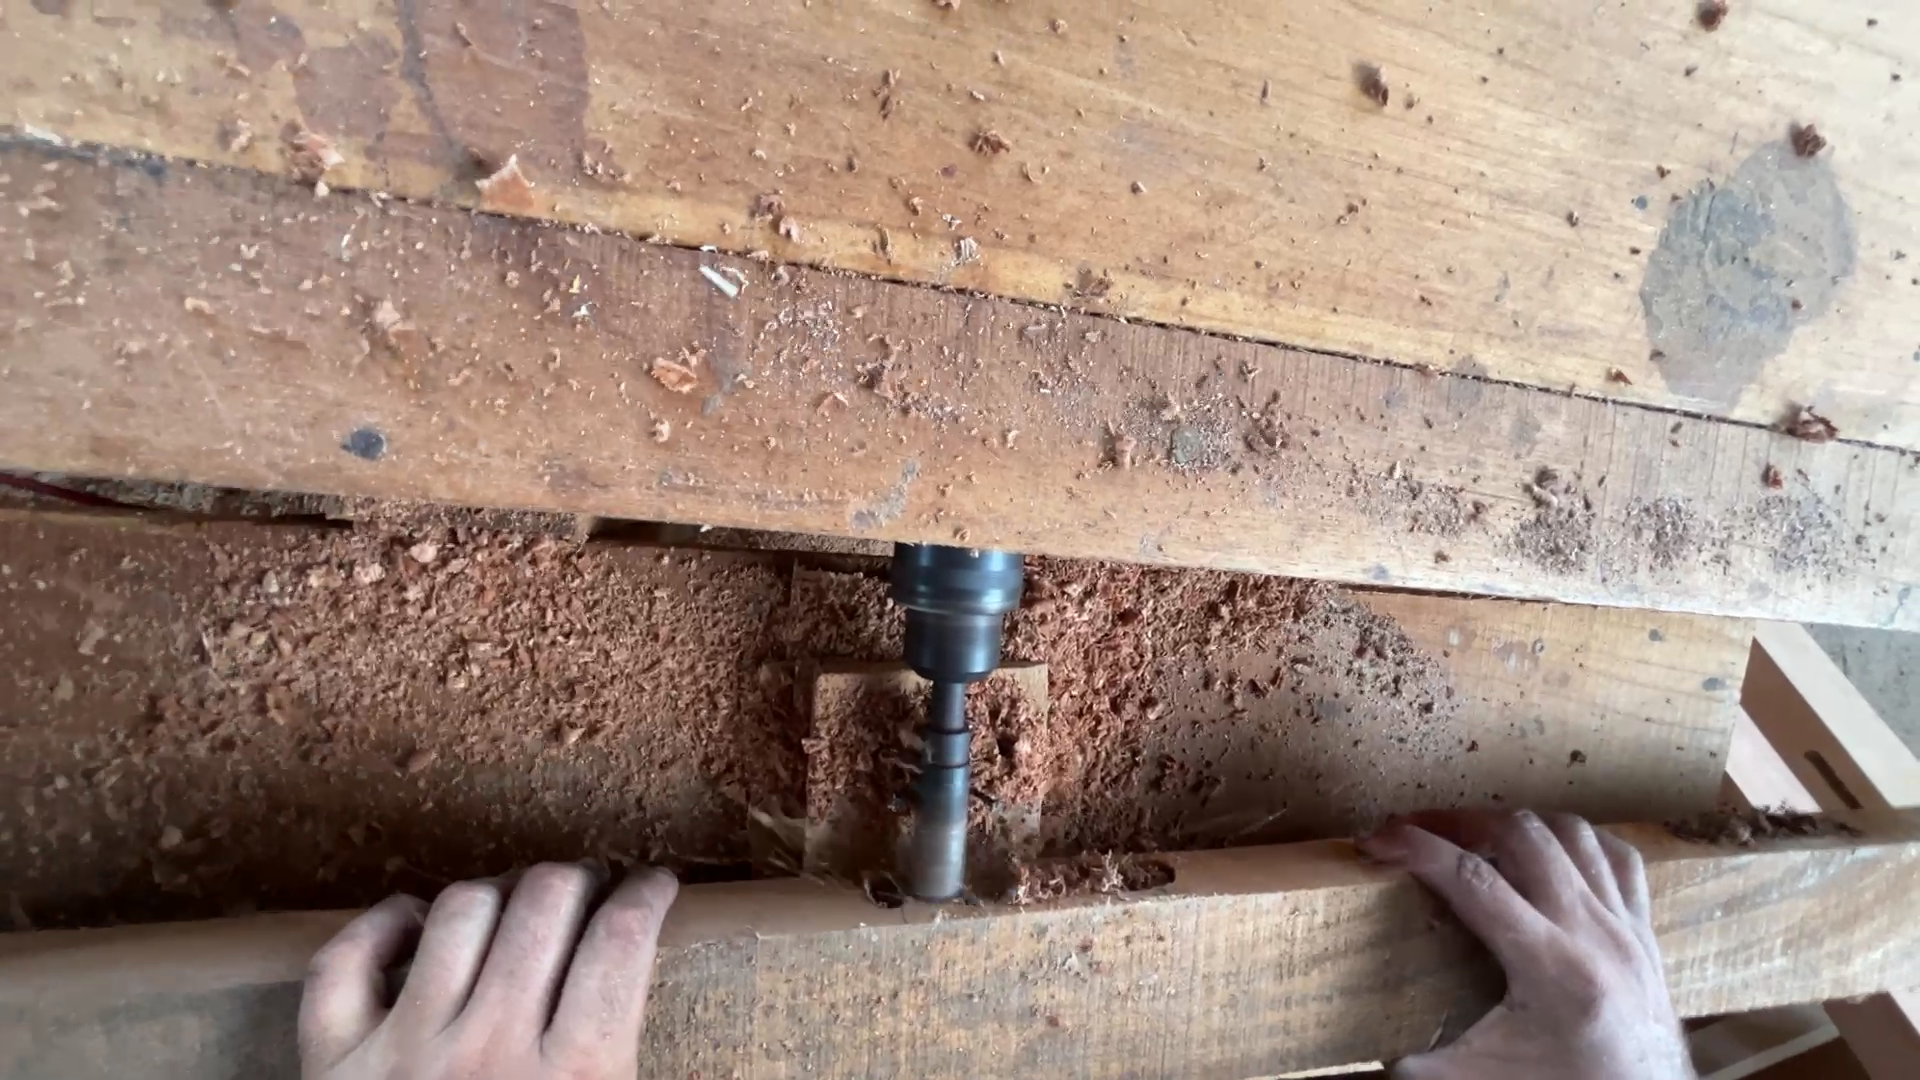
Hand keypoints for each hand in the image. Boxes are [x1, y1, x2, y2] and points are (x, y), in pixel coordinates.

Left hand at [299, 863, 678, 1079]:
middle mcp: (489, 1049)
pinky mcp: (328, 1068)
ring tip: (517, 913)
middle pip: (549, 899)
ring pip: (460, 910)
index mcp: (575, 1075)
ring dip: (501, 892)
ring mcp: (400, 1054)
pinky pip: (342, 961)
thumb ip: (636, 1063)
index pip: (624, 934)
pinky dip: (381, 926)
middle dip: (582, 878)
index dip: (650, 890)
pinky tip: (418, 928)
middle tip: (591, 896)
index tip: (656, 885)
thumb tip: (710, 1040)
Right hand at [1358, 810, 1691, 1079]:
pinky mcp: (1643, 928)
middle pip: (1520, 835)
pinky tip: (1540, 845)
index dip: (1415, 846)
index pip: (1473, 879)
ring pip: (1568, 833)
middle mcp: (1595, 936)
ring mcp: (1626, 927)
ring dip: (1509, 821)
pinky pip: (1614, 855)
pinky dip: (1571, 836)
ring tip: (1469, 834)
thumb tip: (1370, 1057)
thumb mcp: (1484, 1077)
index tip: (1372, 839)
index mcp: (1554, 971)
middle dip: (1455, 820)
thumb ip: (1422, 1063)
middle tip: (1413, 829)